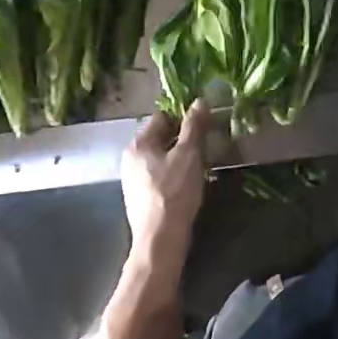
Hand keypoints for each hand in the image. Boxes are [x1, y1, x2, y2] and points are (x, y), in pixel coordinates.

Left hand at [121, 100, 209, 251]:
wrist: (160, 237)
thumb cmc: (174, 191)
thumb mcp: (190, 155)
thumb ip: (194, 126)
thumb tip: (200, 101)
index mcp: (138, 143)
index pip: (162, 116)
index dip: (184, 117)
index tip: (205, 124)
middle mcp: (130, 158)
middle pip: (160, 137)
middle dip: (184, 138)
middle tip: (207, 144)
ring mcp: (133, 179)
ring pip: (161, 157)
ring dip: (180, 157)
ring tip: (201, 164)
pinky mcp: (140, 196)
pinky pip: (159, 174)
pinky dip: (174, 173)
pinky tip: (188, 184)